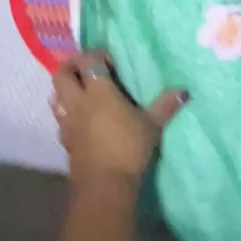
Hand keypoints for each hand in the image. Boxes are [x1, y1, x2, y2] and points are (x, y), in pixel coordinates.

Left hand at [50, 50, 187, 187]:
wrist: (104, 186)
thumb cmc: (128, 149)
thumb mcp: (152, 125)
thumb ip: (166, 105)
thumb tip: (184, 91)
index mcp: (98, 91)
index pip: (89, 60)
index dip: (98, 55)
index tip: (112, 61)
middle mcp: (77, 101)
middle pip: (62, 73)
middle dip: (73, 65)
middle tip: (89, 69)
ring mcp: (67, 121)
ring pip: (56, 95)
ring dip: (66, 88)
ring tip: (83, 92)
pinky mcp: (64, 140)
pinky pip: (60, 117)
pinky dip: (67, 111)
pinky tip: (82, 118)